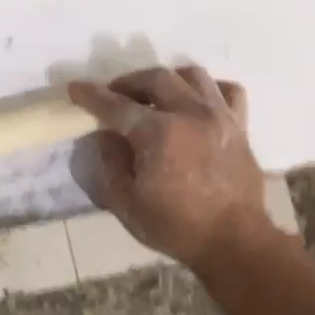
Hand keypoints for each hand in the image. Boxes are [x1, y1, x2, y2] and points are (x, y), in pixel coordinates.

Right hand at [67, 66, 275, 273]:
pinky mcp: (239, 126)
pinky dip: (205, 89)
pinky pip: (225, 91)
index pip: (116, 106)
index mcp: (158, 133)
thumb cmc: (172, 225)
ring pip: (192, 76)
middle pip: (156, 79)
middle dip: (128, 82)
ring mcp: (220, 116)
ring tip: (151, 95)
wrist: (232, 239)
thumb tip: (104, 136)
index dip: (91, 96)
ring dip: (165, 80)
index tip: (74, 88)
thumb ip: (110, 162)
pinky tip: (193, 103)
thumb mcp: (125, 201)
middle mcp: (190, 114)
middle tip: (113, 95)